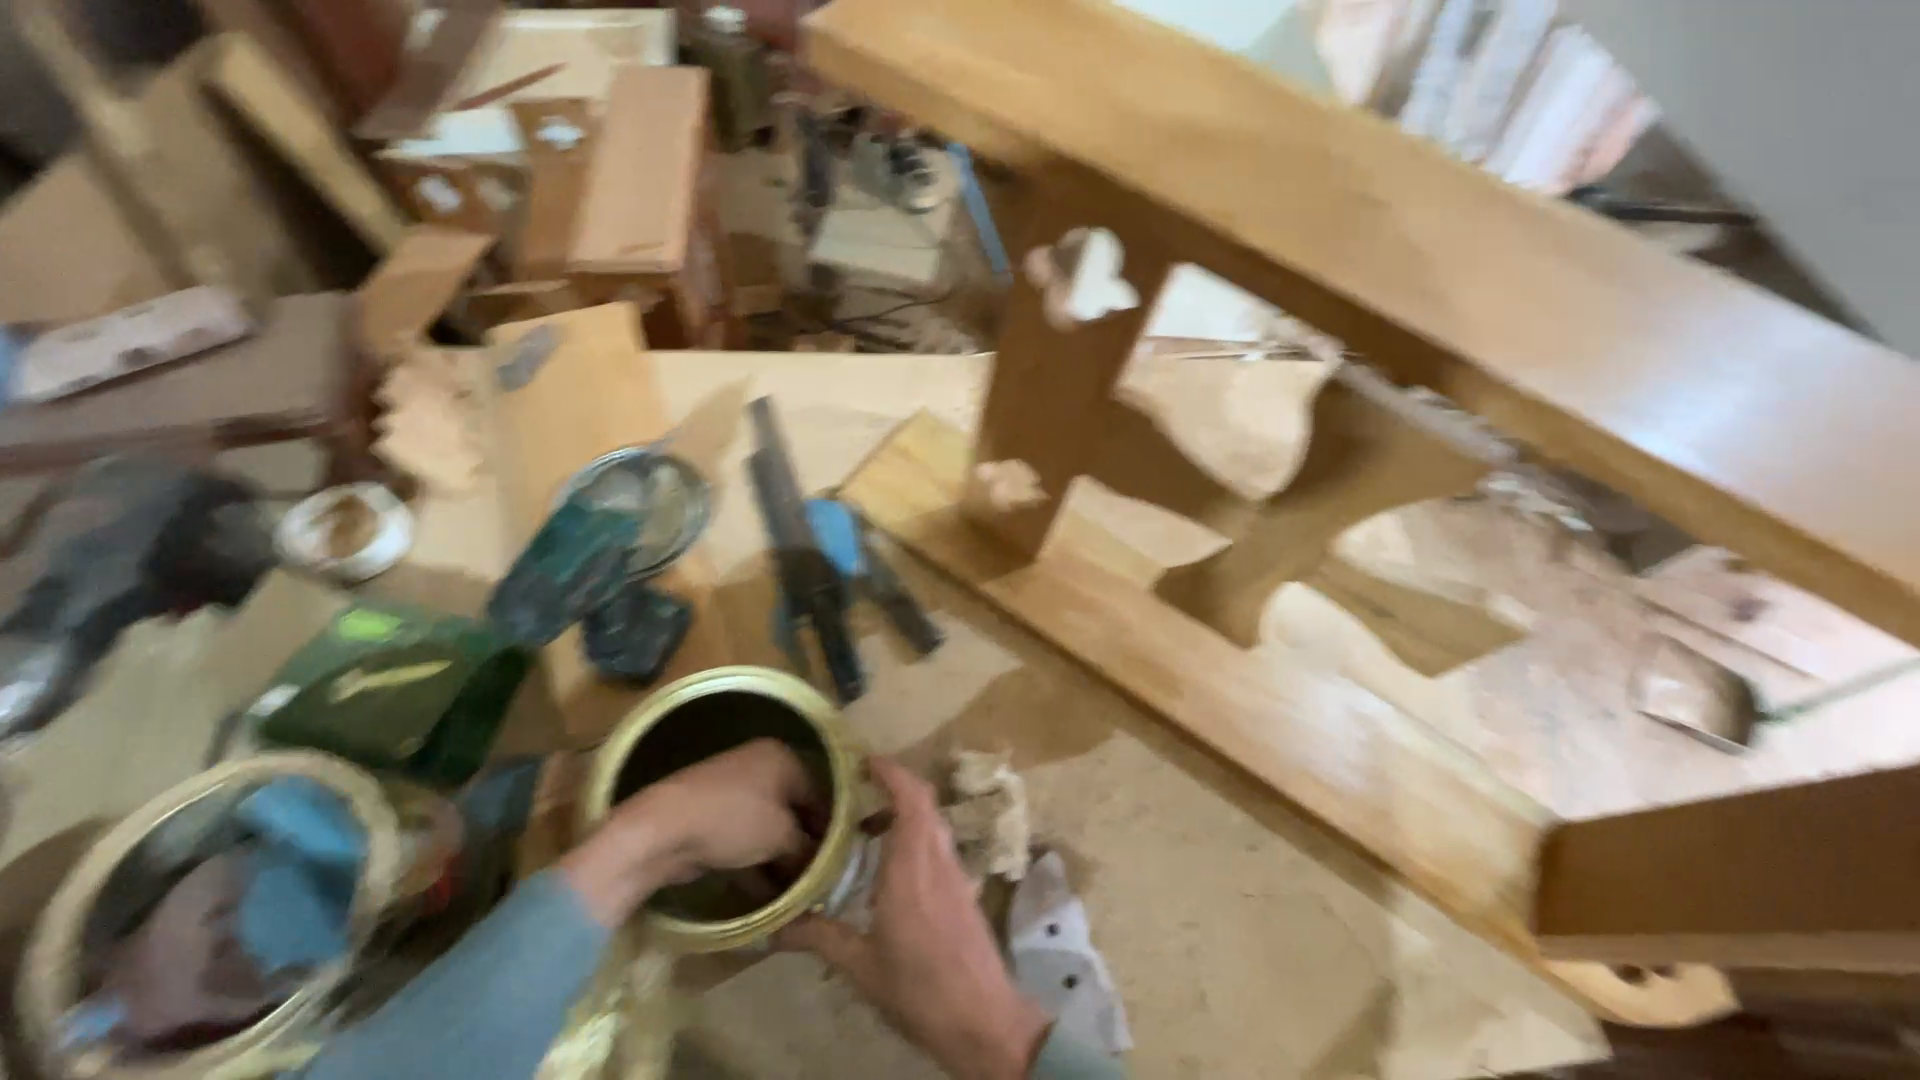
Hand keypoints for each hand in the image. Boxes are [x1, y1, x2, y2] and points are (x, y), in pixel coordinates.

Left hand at [561, 738, 814, 925]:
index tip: (840, 863)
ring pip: (768, 829)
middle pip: (793, 812)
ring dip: (781, 860)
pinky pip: (744, 840)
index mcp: (783, 758)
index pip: (820, 795)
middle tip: (819, 880)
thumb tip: (818, 868)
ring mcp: (732, 792)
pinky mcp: (711, 818)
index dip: (831, 830)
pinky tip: (768, 895)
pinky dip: (756, 863)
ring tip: (797, 894)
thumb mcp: (782, 836)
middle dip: (804, 848)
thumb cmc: (734, 819)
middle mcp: (759, 768)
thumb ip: (806, 850)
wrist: (662, 828)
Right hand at [780, 758, 1048, 1079]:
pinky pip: (939, 847)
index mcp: (911, 869)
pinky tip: (892, 870)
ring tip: (867, 830)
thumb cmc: (919, 990)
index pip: (910, 799)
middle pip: (924, 803)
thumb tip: (773, 928)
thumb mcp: (861, 967)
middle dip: (894, 786)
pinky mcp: (964, 892)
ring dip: (905, 814)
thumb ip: (819, 937)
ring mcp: (956, 875)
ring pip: (933, 824)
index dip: (891, 772)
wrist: (983, 1020)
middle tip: (858, 789)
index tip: (865, 760)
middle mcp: (938, 861)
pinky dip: (916, 837)